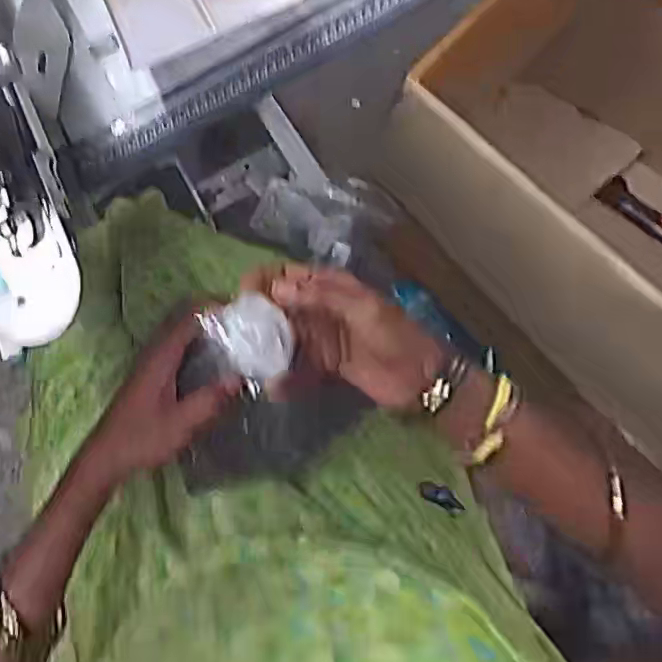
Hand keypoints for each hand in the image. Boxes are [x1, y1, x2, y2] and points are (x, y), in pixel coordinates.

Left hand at [75, 303, 238, 486]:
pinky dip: (197, 345)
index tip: (240, 312)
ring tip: (235, 340)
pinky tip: (214, 362)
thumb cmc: (141, 438)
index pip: (189, 316)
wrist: (107, 454)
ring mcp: (151, 361)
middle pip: (185, 319)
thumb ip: (209, 400)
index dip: (214, 308)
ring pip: (181, 333)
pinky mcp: (152, 373)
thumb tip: (241, 378)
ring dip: (205, 331)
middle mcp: (155, 351)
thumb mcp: (180, 424)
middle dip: (213, 316)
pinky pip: (178, 347)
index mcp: (161, 356)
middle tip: (243, 325)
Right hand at [251, 265, 446, 410]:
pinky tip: (275, 387)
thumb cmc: (396, 335)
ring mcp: (319, 336)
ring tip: (249, 362)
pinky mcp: (322, 363)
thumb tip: (277, 288)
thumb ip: (320, 296)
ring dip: (265, 346)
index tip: (244, 296)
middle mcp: (317, 307)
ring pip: (281, 335)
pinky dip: (284, 376)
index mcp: (328, 285)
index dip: (262, 279)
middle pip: (276, 304)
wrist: (423, 380)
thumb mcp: (362, 309)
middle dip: (256, 315)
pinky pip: (295, 365)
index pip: (285, 273)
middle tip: (239, 333)